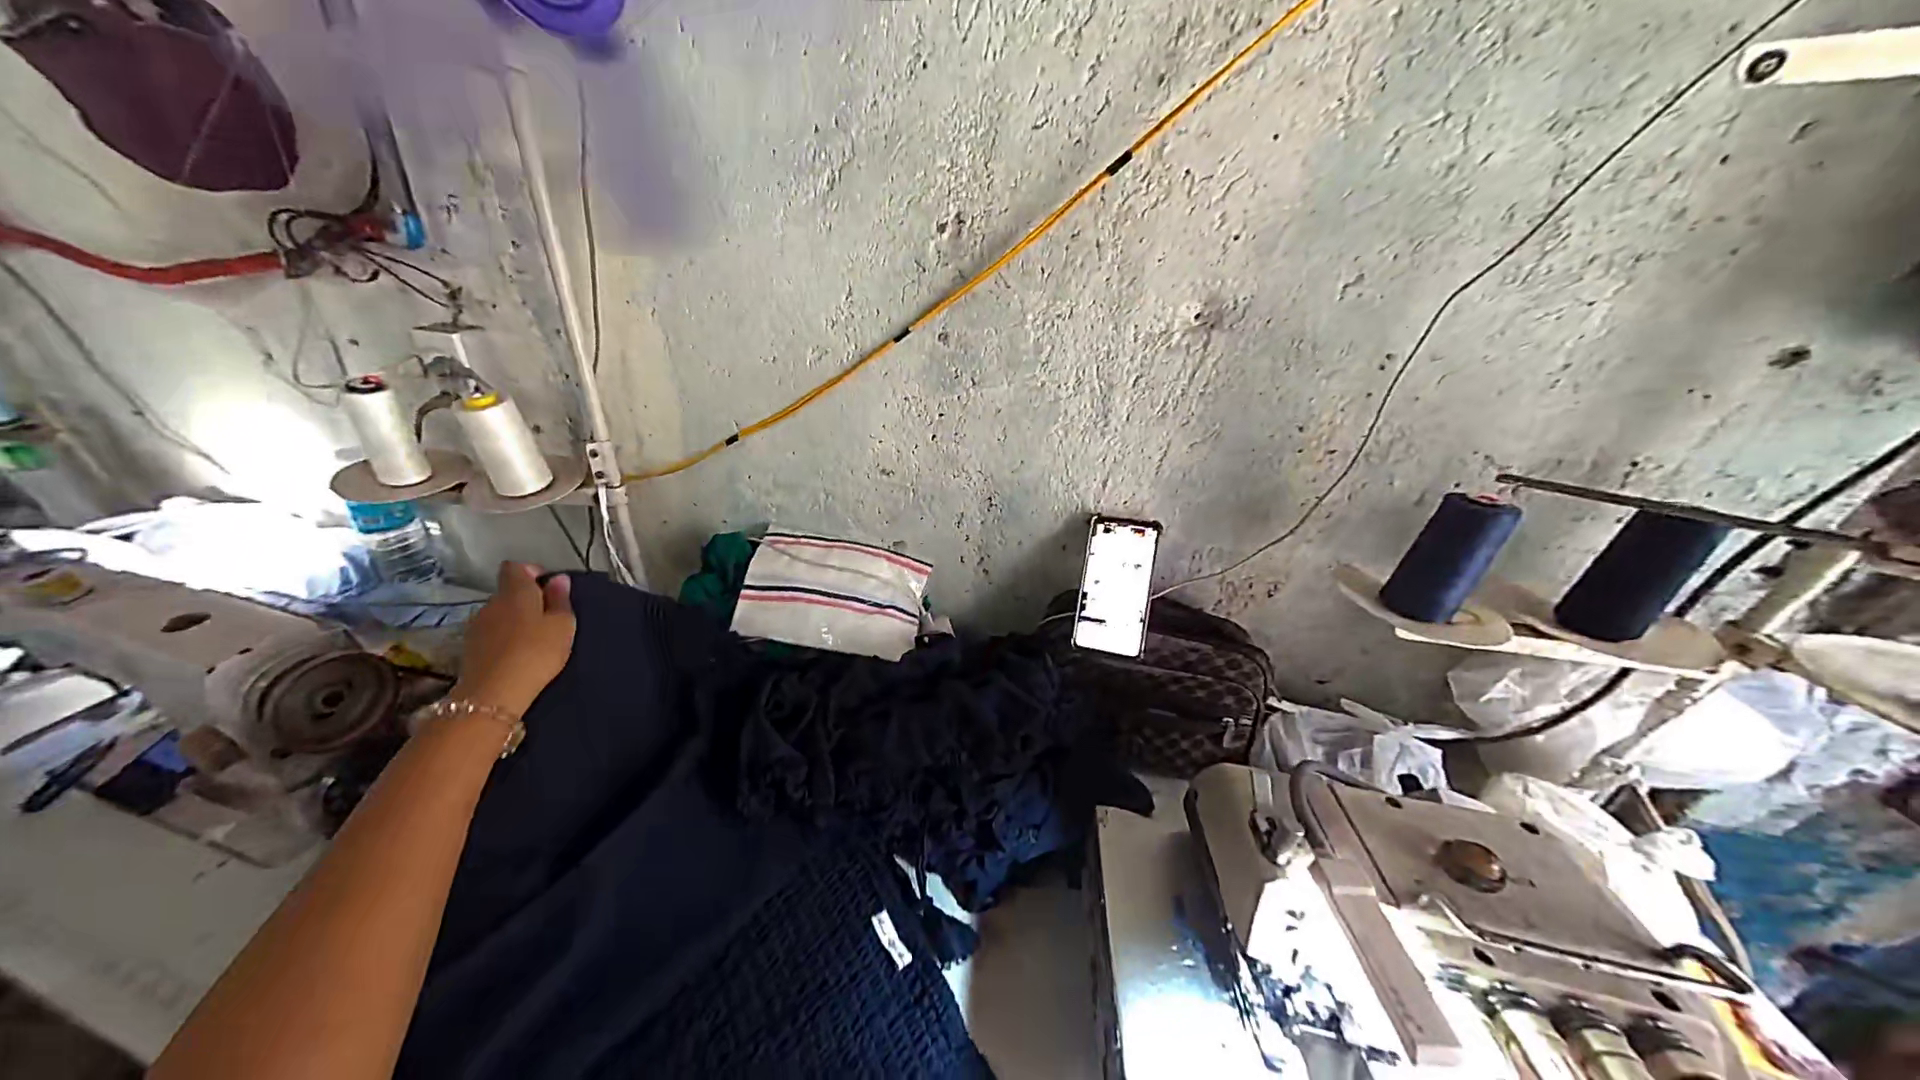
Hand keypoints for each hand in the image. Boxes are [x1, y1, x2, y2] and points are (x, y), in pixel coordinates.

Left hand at [451, 562, 575, 717]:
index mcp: (515, 591)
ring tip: (533, 639)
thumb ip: (560, 600)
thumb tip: (558, 578)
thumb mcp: (562, 625)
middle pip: (508, 591)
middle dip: (526, 599)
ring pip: (499, 613)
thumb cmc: (536, 651)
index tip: (550, 588)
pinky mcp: (470, 647)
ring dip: (514, 620)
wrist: (494, 693)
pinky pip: (491, 633)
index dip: (533, 572)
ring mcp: (476, 625)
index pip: (516, 567)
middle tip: (548, 617)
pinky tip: (517, 653)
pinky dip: (504, 637)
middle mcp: (491, 602)